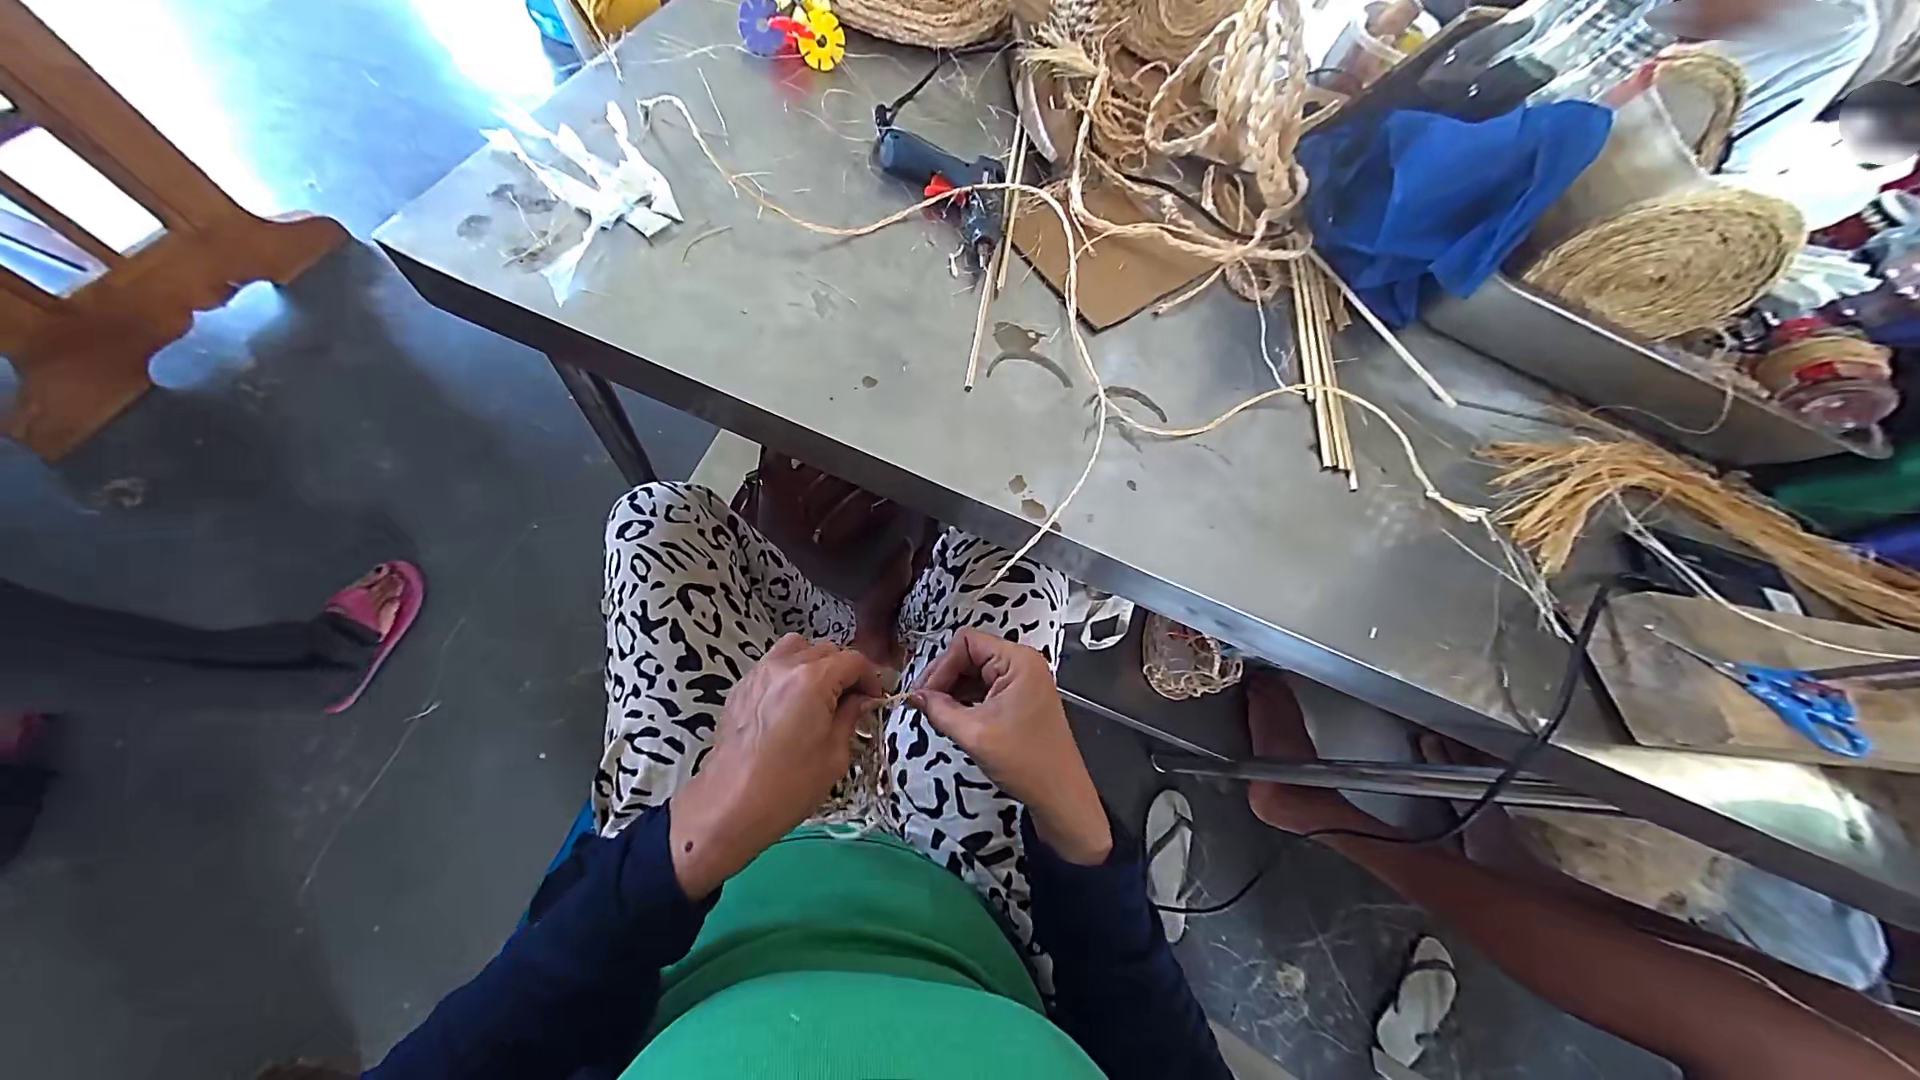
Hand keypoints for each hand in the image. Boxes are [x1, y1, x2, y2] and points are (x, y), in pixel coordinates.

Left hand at [670, 634, 883, 897]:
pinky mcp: (741, 688)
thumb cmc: (787, 786)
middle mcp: (785, 667)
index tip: (874, 698)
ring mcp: (759, 674)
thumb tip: (860, 700)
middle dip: (845, 670)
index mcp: (813, 680)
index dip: (870, 678)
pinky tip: (793, 703)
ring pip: (797, 649)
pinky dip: (790, 673)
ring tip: (821, 694)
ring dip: (816, 664)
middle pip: (827, 649)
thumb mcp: (834, 754)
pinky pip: (773, 664)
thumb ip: (851, 716)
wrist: (729, 807)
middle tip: (853, 700)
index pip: (854, 660)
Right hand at [909, 628, 1112, 864]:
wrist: (1059, 794)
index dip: (941, 666)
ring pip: (975, 673)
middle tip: (922, 702)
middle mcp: (1023, 664)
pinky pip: (985, 688)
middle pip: (970, 655)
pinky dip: (965, 699)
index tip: (924, 693)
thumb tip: (916, 696)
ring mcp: (1022, 681)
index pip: (966, 643)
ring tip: (934, 712)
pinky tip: (951, 716)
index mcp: (1018, 661)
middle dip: (944, 677)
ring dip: (952, 690)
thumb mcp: (974, 733)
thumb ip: (939, 709)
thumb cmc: (1027, 762)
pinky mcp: (1019, 698)